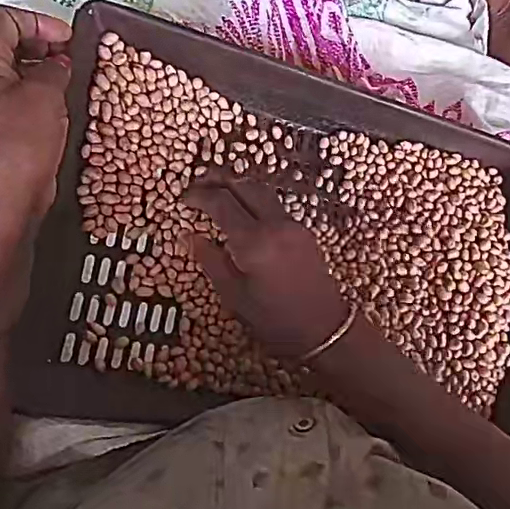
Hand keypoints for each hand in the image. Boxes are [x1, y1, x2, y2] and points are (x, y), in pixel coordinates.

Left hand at [0, 6, 72, 224]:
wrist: (7, 196)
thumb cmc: (20, 144)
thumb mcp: (44, 95)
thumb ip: (54, 69)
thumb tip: (60, 63)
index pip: (6, 19)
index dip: (40, 21)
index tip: (68, 37)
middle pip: (10, 42)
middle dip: (45, 43)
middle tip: (74, 54)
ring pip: (20, 71)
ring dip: (48, 70)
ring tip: (75, 78)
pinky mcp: (6, 126)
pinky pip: (26, 97)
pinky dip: (46, 93)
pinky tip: (67, 103)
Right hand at [182, 172, 350, 357]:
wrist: (325, 328)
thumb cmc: (275, 320)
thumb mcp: (234, 296)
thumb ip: (211, 261)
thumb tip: (190, 236)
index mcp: (254, 242)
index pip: (221, 202)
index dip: (198, 196)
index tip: (184, 199)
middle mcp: (276, 225)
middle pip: (244, 185)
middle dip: (218, 179)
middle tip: (197, 184)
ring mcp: (293, 226)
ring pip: (262, 191)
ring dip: (238, 186)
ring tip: (217, 192)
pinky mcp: (304, 232)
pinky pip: (274, 205)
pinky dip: (254, 200)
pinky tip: (242, 212)